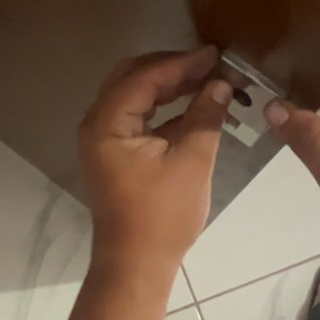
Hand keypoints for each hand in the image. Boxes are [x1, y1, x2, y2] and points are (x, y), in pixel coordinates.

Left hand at [78, 47, 232, 274]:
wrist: (136, 265)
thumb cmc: (162, 216)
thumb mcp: (191, 161)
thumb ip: (205, 115)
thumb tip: (222, 83)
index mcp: (107, 123)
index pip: (145, 77)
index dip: (182, 62)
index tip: (216, 53)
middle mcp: (97, 124)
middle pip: (133, 78)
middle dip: (173, 68)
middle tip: (211, 64)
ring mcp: (103, 139)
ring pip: (134, 96)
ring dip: (169, 86)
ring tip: (207, 80)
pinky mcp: (114, 153)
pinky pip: (137, 117)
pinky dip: (163, 108)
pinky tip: (194, 106)